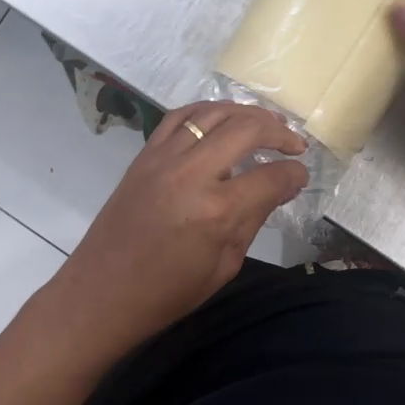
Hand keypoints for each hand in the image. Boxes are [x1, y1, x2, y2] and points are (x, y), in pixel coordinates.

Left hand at [43, 102, 308, 352]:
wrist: (102, 292)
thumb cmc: (168, 292)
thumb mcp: (224, 265)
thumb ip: (254, 218)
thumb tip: (282, 186)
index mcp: (217, 211)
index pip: (271, 177)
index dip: (294, 174)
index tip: (301, 175)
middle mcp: (192, 174)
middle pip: (247, 129)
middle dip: (279, 132)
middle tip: (294, 144)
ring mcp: (164, 159)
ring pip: (214, 113)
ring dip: (246, 113)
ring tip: (266, 123)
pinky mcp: (144, 155)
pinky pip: (180, 118)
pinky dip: (206, 111)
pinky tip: (222, 119)